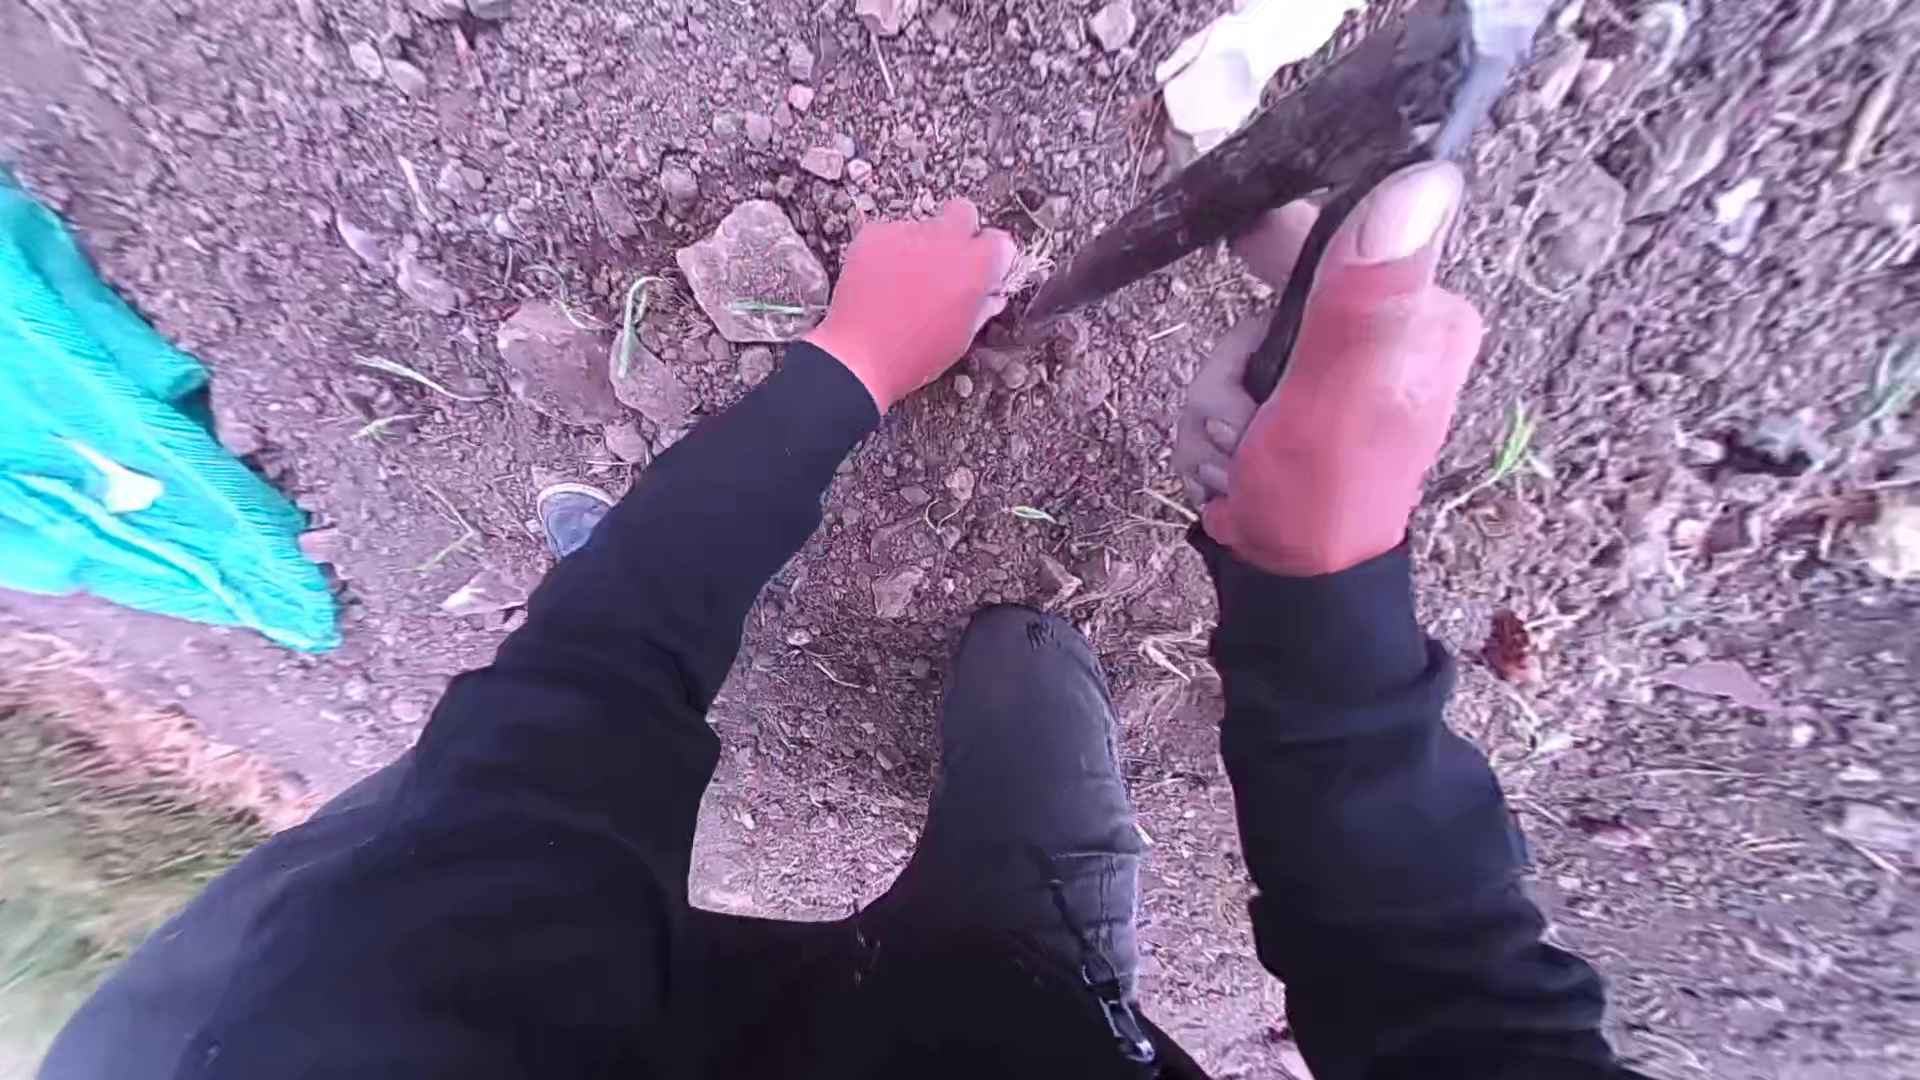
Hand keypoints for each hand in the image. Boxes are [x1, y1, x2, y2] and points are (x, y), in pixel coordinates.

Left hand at [805, 200, 1015, 410]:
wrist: (861, 357)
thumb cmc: (914, 355)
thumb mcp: (960, 339)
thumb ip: (981, 307)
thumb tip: (990, 295)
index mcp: (975, 266)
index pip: (1000, 243)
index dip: (993, 260)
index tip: (985, 273)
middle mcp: (945, 239)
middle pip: (964, 213)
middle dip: (961, 234)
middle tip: (948, 266)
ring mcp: (908, 232)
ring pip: (924, 226)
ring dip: (922, 247)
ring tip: (906, 286)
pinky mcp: (876, 234)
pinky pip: (891, 234)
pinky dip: (890, 252)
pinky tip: (883, 283)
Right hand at [1185, 161, 1484, 576]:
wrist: (1288, 573)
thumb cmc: (1316, 496)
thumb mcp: (1335, 398)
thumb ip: (1363, 300)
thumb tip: (1419, 179)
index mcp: (1411, 317)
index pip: (1340, 238)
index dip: (1274, 240)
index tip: (1227, 235)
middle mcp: (1370, 339)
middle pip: (1261, 311)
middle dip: (1230, 378)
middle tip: (1240, 425)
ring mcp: (1319, 377)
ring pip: (1229, 360)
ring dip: (1212, 417)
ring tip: (1233, 464)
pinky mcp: (1281, 407)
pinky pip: (1219, 396)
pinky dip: (1209, 436)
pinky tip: (1226, 472)